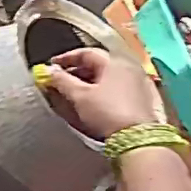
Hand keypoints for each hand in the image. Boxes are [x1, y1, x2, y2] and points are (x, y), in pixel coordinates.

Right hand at [44, 47, 159, 138]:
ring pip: (107, 75)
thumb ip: (62, 81)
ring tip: (74, 90)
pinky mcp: (142, 96)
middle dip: (76, 69)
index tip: (51, 66)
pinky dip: (101, 87)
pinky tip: (93, 98)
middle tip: (60, 79)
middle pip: (97, 63)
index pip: (86, 53)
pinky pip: (116, 85)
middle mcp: (128, 67)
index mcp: (113, 63)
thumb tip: (48, 71)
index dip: (66, 58)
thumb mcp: (80, 96)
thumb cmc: (106, 112)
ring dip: (88, 79)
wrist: (137, 137)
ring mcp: (137, 81)